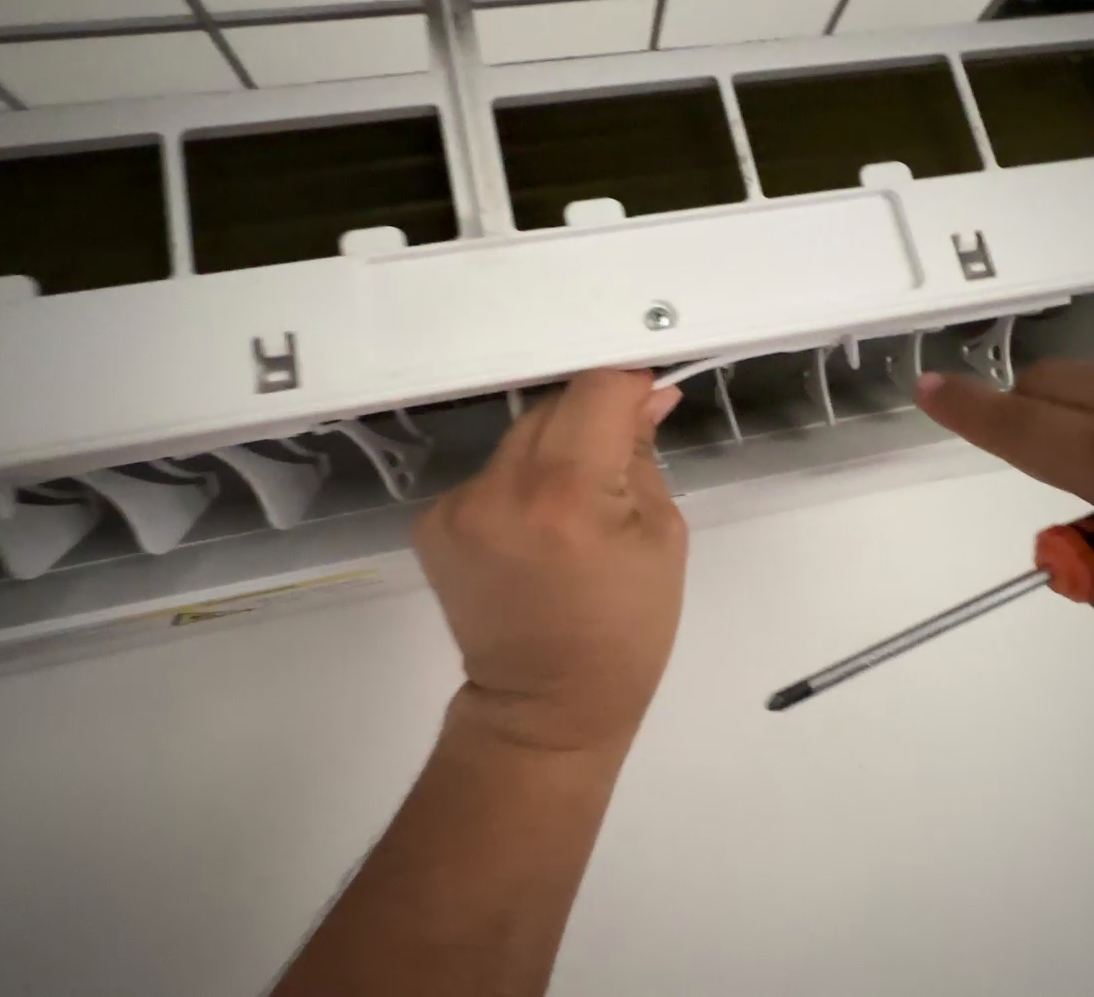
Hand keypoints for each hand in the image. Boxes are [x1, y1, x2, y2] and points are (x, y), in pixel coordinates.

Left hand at [415, 371, 686, 753]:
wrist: (547, 707)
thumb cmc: (626, 630)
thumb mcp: (662, 537)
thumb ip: (643, 454)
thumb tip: (645, 396)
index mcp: (568, 496)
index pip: (595, 391)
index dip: (626, 385)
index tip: (645, 398)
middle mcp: (501, 490)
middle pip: (552, 406)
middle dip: (592, 421)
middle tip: (616, 465)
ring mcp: (456, 506)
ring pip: (519, 436)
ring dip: (553, 451)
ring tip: (571, 509)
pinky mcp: (431, 523)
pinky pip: (490, 473)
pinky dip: (518, 483)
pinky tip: (533, 530)